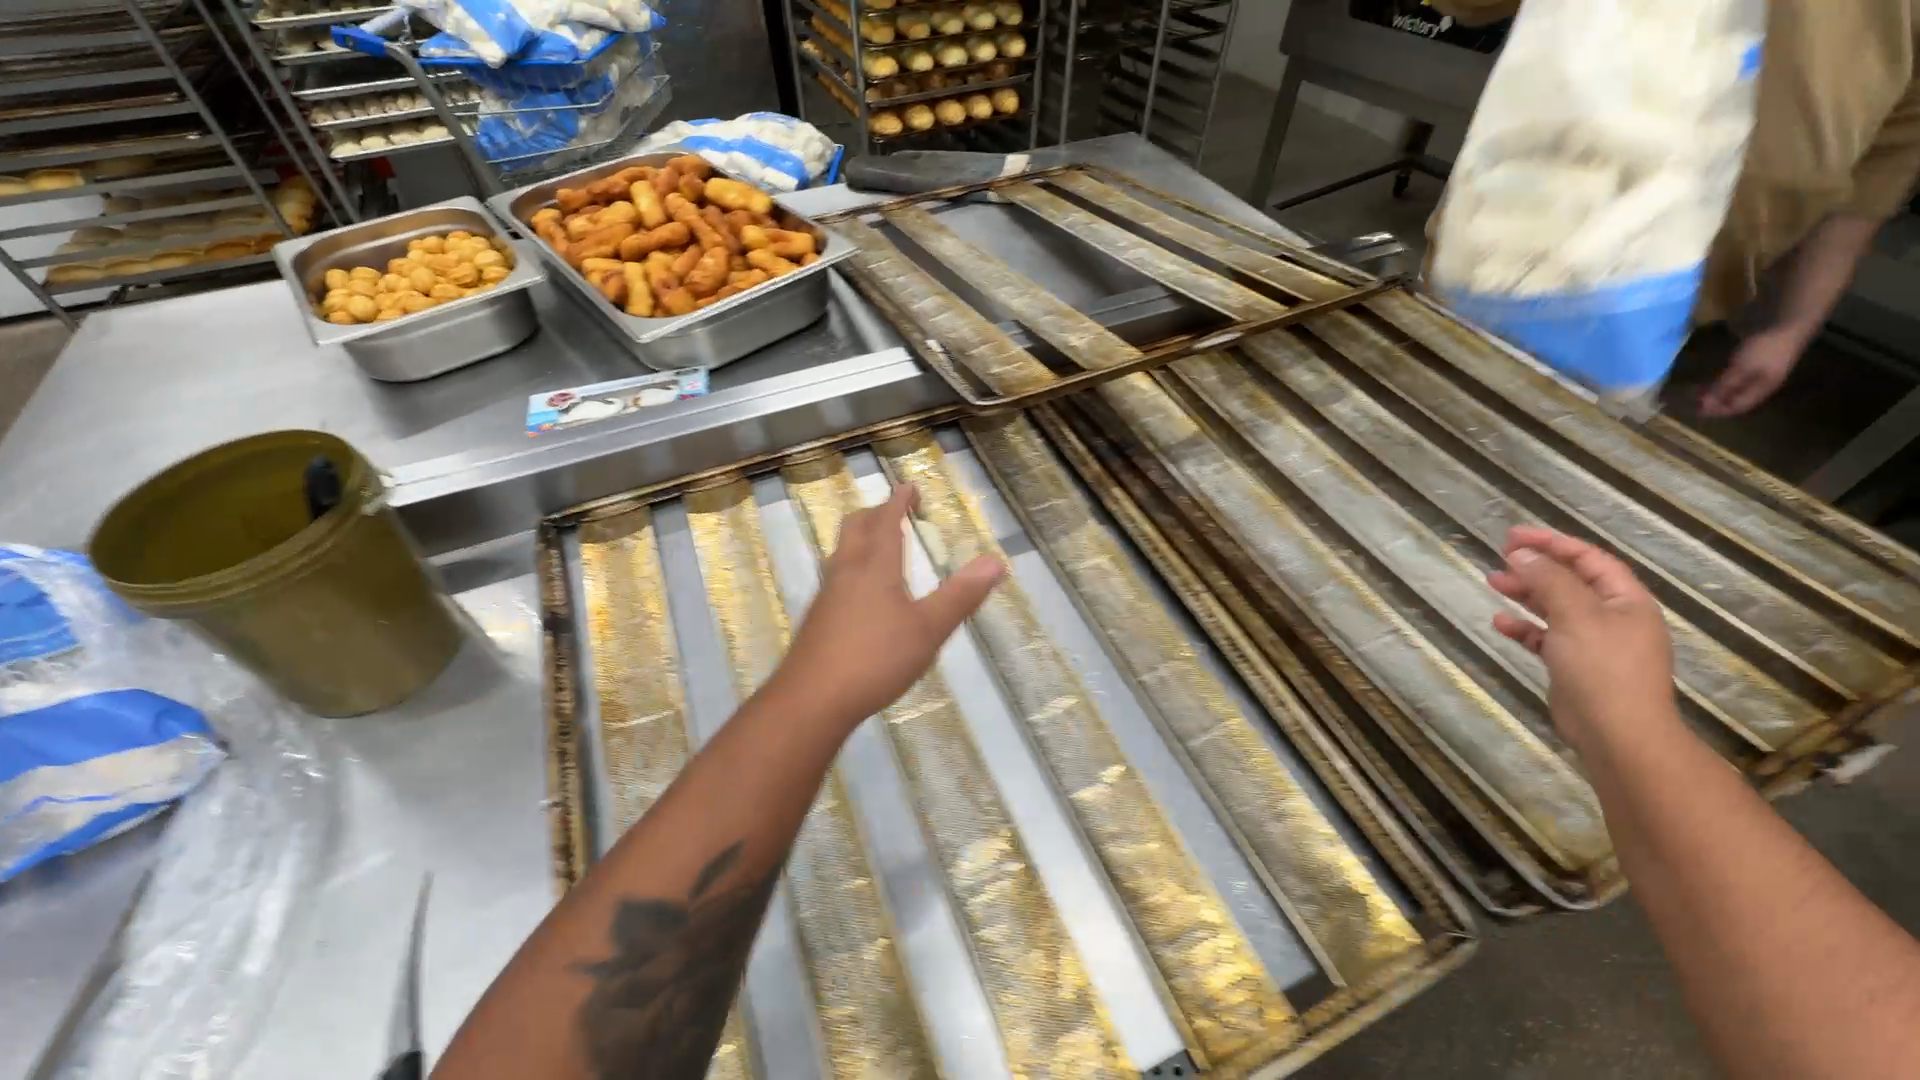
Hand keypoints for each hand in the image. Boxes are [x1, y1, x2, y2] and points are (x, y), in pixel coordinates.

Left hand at [771, 483, 1004, 724]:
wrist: (811, 700)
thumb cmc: (874, 659)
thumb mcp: (928, 629)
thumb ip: (961, 595)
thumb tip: (996, 561)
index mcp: (874, 567)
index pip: (887, 521)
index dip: (899, 501)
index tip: (908, 487)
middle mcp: (846, 572)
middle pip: (856, 528)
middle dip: (875, 513)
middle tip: (894, 511)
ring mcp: (827, 595)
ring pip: (841, 552)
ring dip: (860, 538)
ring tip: (878, 544)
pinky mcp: (817, 619)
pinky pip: (836, 577)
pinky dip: (852, 566)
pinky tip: (860, 594)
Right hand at [1485, 526, 1677, 751]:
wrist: (1618, 733)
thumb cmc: (1603, 668)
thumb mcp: (1577, 615)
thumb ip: (1550, 580)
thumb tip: (1522, 554)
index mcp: (1626, 601)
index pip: (1590, 560)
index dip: (1553, 543)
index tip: (1514, 536)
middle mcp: (1613, 617)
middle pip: (1572, 581)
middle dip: (1537, 566)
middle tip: (1501, 556)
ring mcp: (1594, 643)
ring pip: (1556, 607)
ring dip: (1526, 593)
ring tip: (1493, 582)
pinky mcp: (1574, 666)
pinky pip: (1546, 637)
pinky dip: (1524, 627)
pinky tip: (1500, 622)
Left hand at [1698, 328, 1804, 417]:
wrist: (1787, 322)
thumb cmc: (1764, 348)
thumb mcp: (1741, 369)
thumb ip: (1724, 387)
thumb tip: (1706, 404)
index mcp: (1762, 388)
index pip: (1738, 407)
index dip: (1717, 411)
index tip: (1695, 411)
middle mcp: (1763, 382)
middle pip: (1737, 398)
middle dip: (1716, 401)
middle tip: (1693, 401)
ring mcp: (1762, 370)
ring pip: (1736, 387)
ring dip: (1718, 390)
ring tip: (1698, 390)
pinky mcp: (1757, 358)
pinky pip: (1736, 375)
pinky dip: (1723, 379)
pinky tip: (1713, 375)